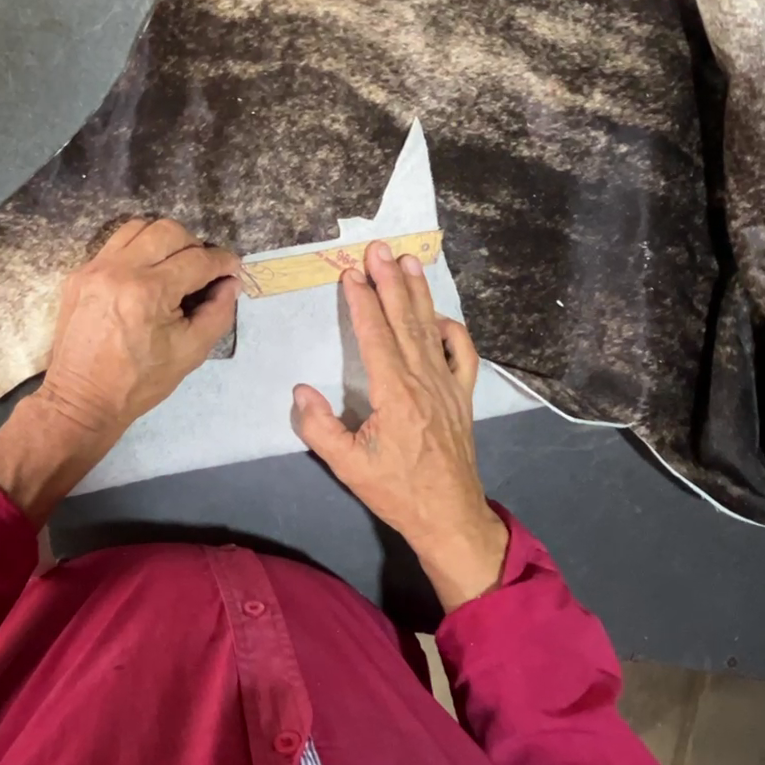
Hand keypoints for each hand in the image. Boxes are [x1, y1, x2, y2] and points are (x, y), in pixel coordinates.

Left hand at [0, 218, 240, 523]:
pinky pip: (116, 244)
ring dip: (165, 241)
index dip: (222, 262)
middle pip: (169, 231)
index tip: (233, 268)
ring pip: (139, 227)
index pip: (197, 260)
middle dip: (195, 246)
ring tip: (174, 266)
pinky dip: (138, 249)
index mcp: (148, 292)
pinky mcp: (80, 274)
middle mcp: (119, 270)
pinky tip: (147, 273)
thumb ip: (218, 312)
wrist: (82, 400)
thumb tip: (230, 282)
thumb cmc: (139, 382)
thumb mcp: (191, 352)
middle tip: (203, 270)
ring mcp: (95, 268)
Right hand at [290, 241, 507, 612]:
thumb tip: (301, 390)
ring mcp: (448, 385)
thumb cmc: (395, 490)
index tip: (351, 273)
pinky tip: (442, 315)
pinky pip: (462, 355)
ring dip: (418, 293)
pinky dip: (454, 330)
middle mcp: (423, 379)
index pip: (375, 335)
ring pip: (431, 329)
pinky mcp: (463, 396)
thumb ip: (319, 427)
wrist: (449, 515)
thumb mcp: (347, 466)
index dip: (362, 301)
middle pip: (404, 320)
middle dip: (389, 281)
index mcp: (394, 392)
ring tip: (408, 261)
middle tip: (378, 249)